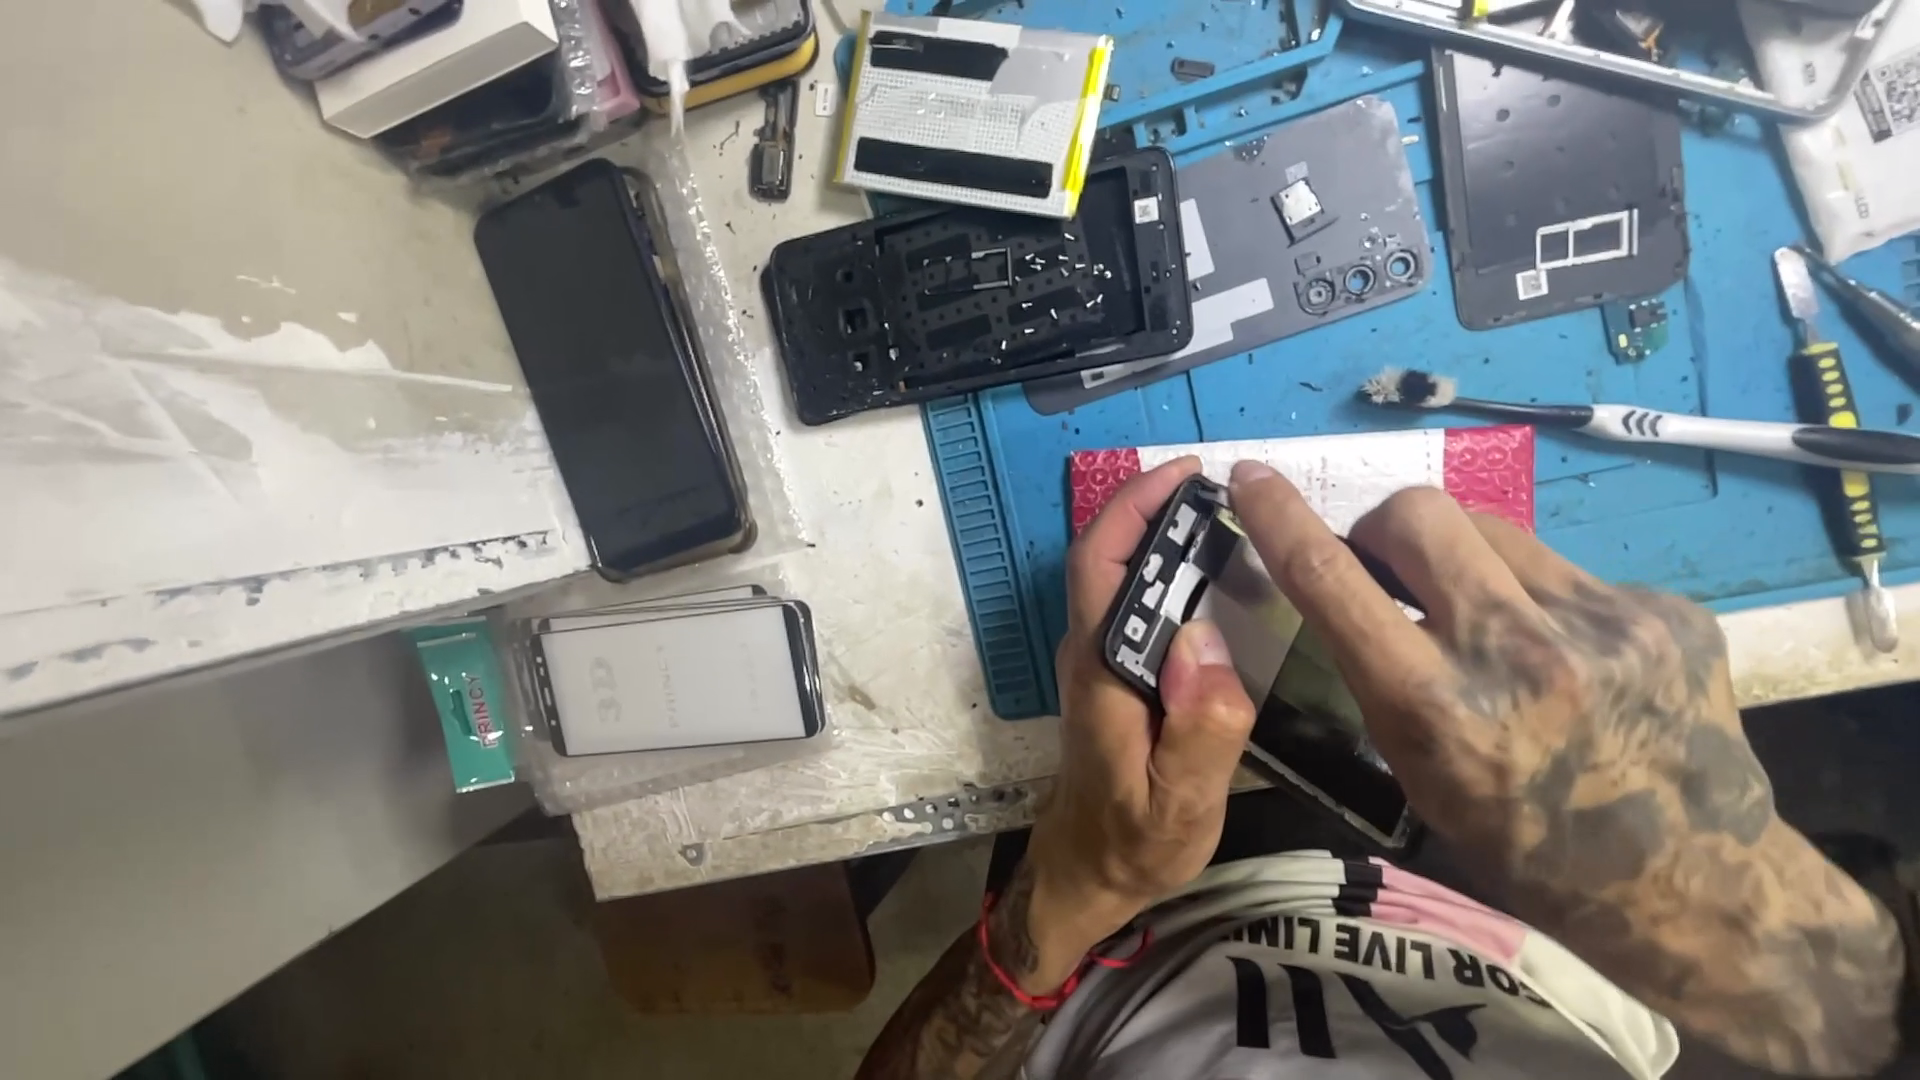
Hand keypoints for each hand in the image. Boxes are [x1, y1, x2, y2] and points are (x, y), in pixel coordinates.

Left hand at [1008, 457, 1256, 993]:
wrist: (1089, 869)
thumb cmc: (1135, 842)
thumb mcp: (1181, 803)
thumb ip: (1200, 729)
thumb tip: (1205, 639)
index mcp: (1102, 671)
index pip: (1102, 568)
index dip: (1133, 512)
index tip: (1185, 477)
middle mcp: (1090, 654)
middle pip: (1105, 560)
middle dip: (1150, 510)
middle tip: (1220, 490)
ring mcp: (1096, 662)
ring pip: (1118, 579)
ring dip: (1157, 537)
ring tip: (1225, 520)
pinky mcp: (1111, 675)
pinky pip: (1134, 605)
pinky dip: (1165, 574)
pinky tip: (1213, 579)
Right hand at [1226, 461, 1902, 1076]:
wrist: (1692, 884)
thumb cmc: (1512, 835)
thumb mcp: (1408, 764)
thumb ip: (1372, 665)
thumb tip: (1347, 577)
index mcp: (1433, 704)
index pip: (1330, 578)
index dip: (1277, 517)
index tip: (1249, 476)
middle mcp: (1515, 652)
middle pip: (1417, 512)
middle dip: (1381, 528)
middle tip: (1386, 571)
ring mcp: (1602, 624)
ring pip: (1485, 521)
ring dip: (1453, 551)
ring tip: (1474, 609)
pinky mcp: (1665, 611)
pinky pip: (1554, 561)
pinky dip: (1525, 586)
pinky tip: (1555, 644)